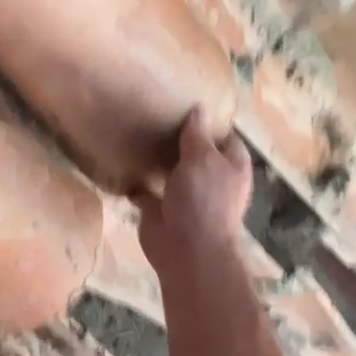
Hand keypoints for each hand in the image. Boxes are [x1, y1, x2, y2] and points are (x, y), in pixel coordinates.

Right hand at [137, 107, 253, 273]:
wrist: (186, 248)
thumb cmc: (204, 198)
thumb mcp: (203, 157)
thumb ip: (197, 134)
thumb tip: (198, 110)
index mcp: (231, 166)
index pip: (224, 138)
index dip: (209, 123)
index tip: (188, 107)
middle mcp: (210, 180)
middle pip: (195, 154)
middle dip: (180, 140)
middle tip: (158, 116)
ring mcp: (184, 197)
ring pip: (170, 172)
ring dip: (157, 160)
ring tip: (139, 135)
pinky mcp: (159, 210)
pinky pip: (146, 191)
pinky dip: (137, 181)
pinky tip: (124, 164)